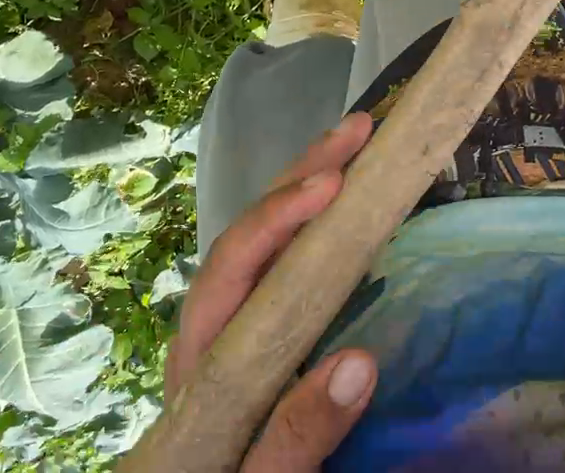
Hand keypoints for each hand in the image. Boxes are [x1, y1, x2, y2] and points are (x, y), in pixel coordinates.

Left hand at [166, 110, 379, 470]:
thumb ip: (295, 434)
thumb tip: (361, 363)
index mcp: (204, 354)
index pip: (232, 268)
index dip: (279, 220)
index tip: (333, 186)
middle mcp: (218, 322)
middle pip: (250, 232)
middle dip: (302, 175)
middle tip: (360, 131)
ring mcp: (245, 318)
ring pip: (270, 235)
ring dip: (310, 181)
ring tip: (357, 139)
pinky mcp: (273, 321)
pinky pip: (292, 255)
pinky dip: (321, 215)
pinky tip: (348, 194)